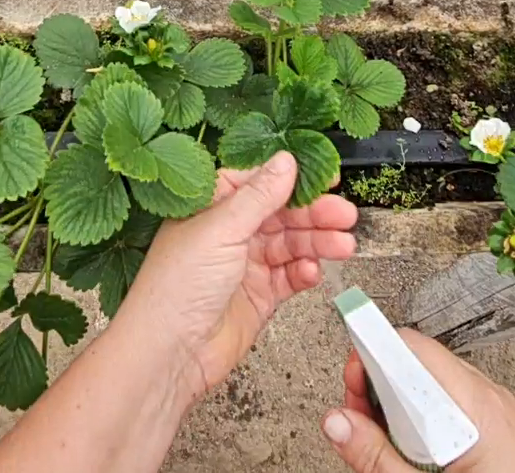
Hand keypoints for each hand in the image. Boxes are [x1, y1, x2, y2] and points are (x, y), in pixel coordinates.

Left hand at [115, 151, 359, 403]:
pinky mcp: (258, 295)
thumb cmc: (176, 286)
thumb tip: (286, 160)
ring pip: (291, 244)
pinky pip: (290, 276)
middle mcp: (230, 231)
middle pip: (282, 212)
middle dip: (314, 212)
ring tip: (342, 244)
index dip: (293, 178)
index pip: (260, 181)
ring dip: (318, 242)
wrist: (169, 354)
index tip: (326, 175)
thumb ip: (259, 195)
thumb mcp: (221, 228)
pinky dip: (304, 272)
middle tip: (344, 213)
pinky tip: (312, 271)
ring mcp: (245, 263)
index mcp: (214, 204)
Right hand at [322, 328, 514, 472]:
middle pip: (417, 366)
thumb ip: (377, 458)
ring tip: (381, 443)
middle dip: (378, 388)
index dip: (374, 355)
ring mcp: (496, 415)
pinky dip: (418, 421)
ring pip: (429, 386)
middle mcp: (491, 401)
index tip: (350, 372)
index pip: (413, 350)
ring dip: (395, 407)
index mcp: (478, 409)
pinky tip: (408, 451)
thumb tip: (338, 421)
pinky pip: (446, 405)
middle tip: (357, 419)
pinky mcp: (495, 430)